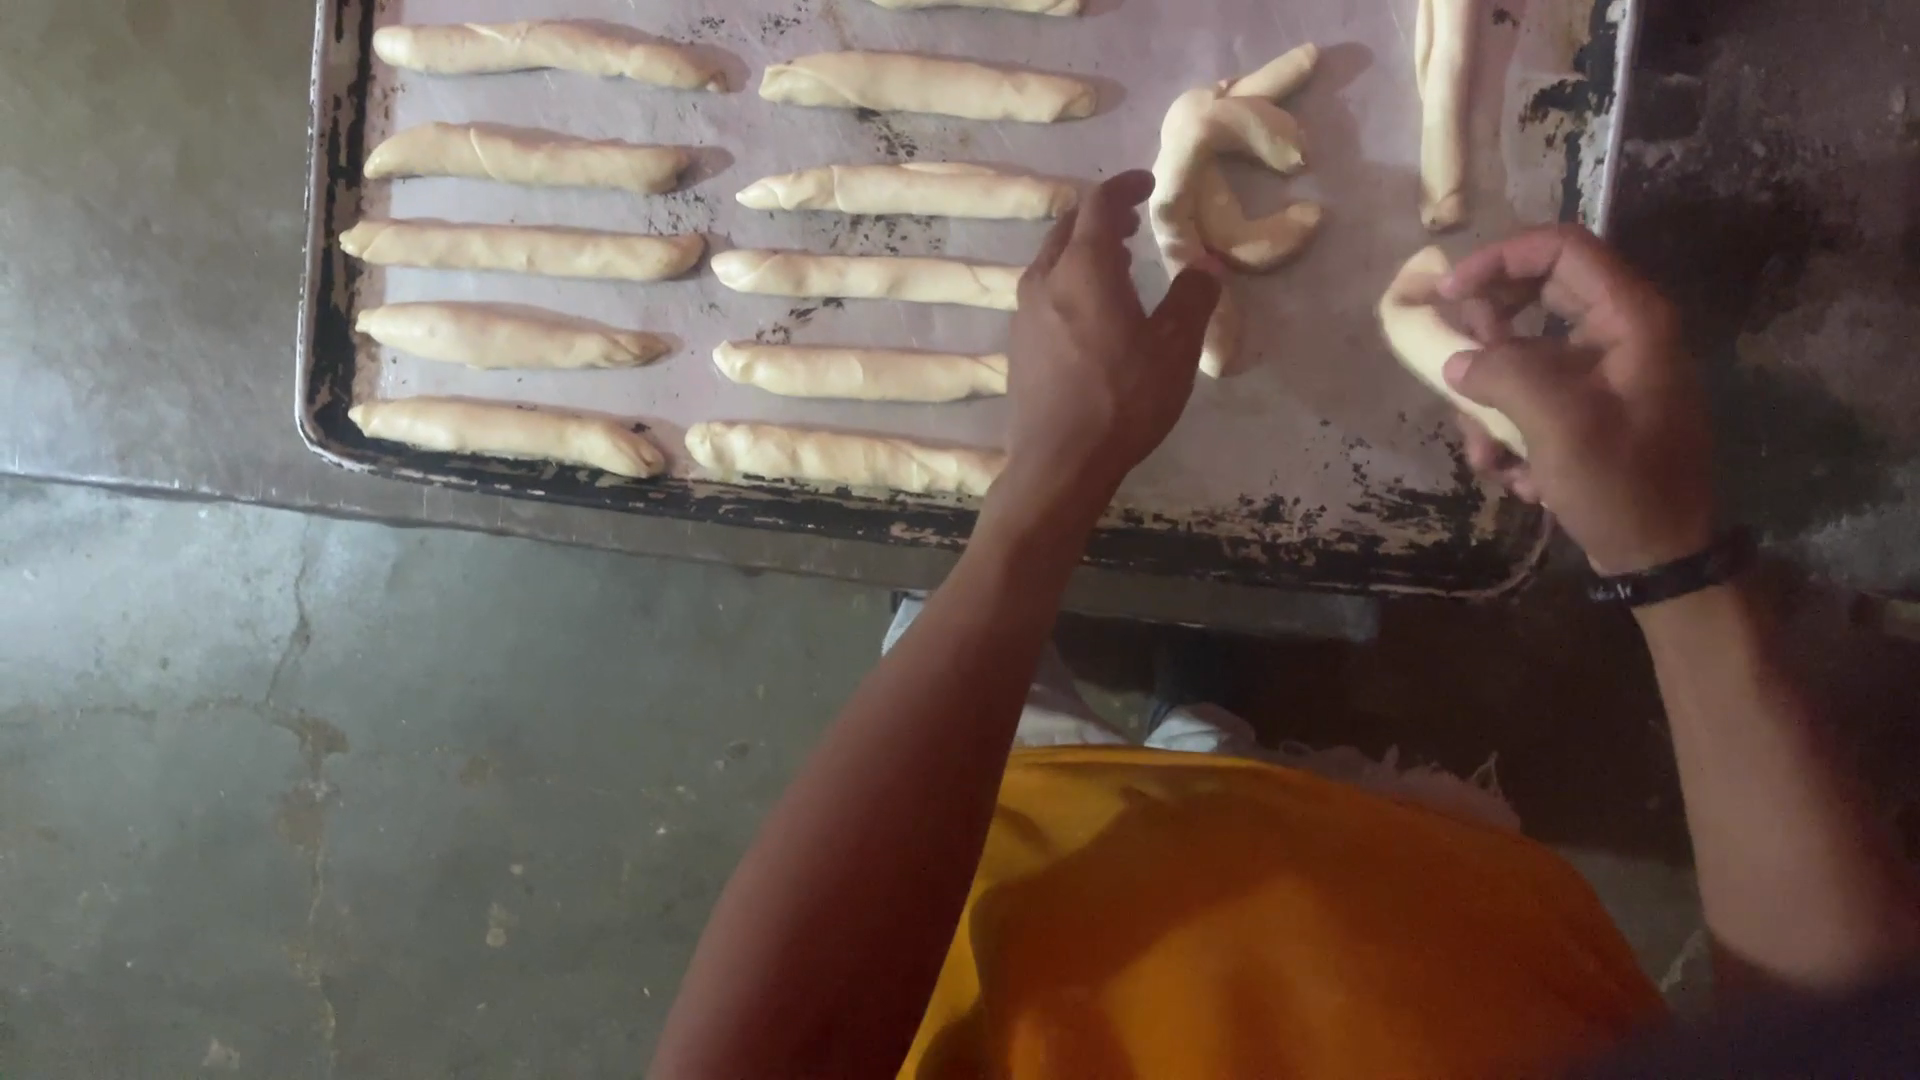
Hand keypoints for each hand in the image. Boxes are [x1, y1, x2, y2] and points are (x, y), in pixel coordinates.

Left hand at [997, 170, 1220, 517]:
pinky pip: (1043, 297)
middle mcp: (1044, 281)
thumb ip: (1193, 298)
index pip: (1099, 204)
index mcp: (1083, 268)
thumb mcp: (1174, 349)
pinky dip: (1068, 286)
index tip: (1148, 184)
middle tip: (1133, 226)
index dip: (1125, 186)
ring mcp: (1023, 316)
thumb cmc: (1122, 401)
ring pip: (1051, 264)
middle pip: (1067, 229)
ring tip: (1118, 268)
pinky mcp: (1018, 347)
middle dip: (1102, 219)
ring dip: (1083, 254)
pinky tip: (1089, 316)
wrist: (1059, 462)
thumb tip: (1204, 264)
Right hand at [1439, 225, 1713, 573]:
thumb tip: (1455, 362)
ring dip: (1484, 404)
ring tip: (1490, 455)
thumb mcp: (1561, 428)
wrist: (1655, 550)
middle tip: (1453, 374)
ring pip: (1513, 356)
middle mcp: (1611, 335)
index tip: (1443, 295)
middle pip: (1529, 298)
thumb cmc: (1621, 484)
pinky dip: (1500, 431)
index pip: (1559, 250)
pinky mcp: (1576, 406)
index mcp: (1627, 321)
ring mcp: (1592, 372)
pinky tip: (1512, 473)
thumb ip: (1505, 378)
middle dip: (1481, 340)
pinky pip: (1518, 396)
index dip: (1496, 260)